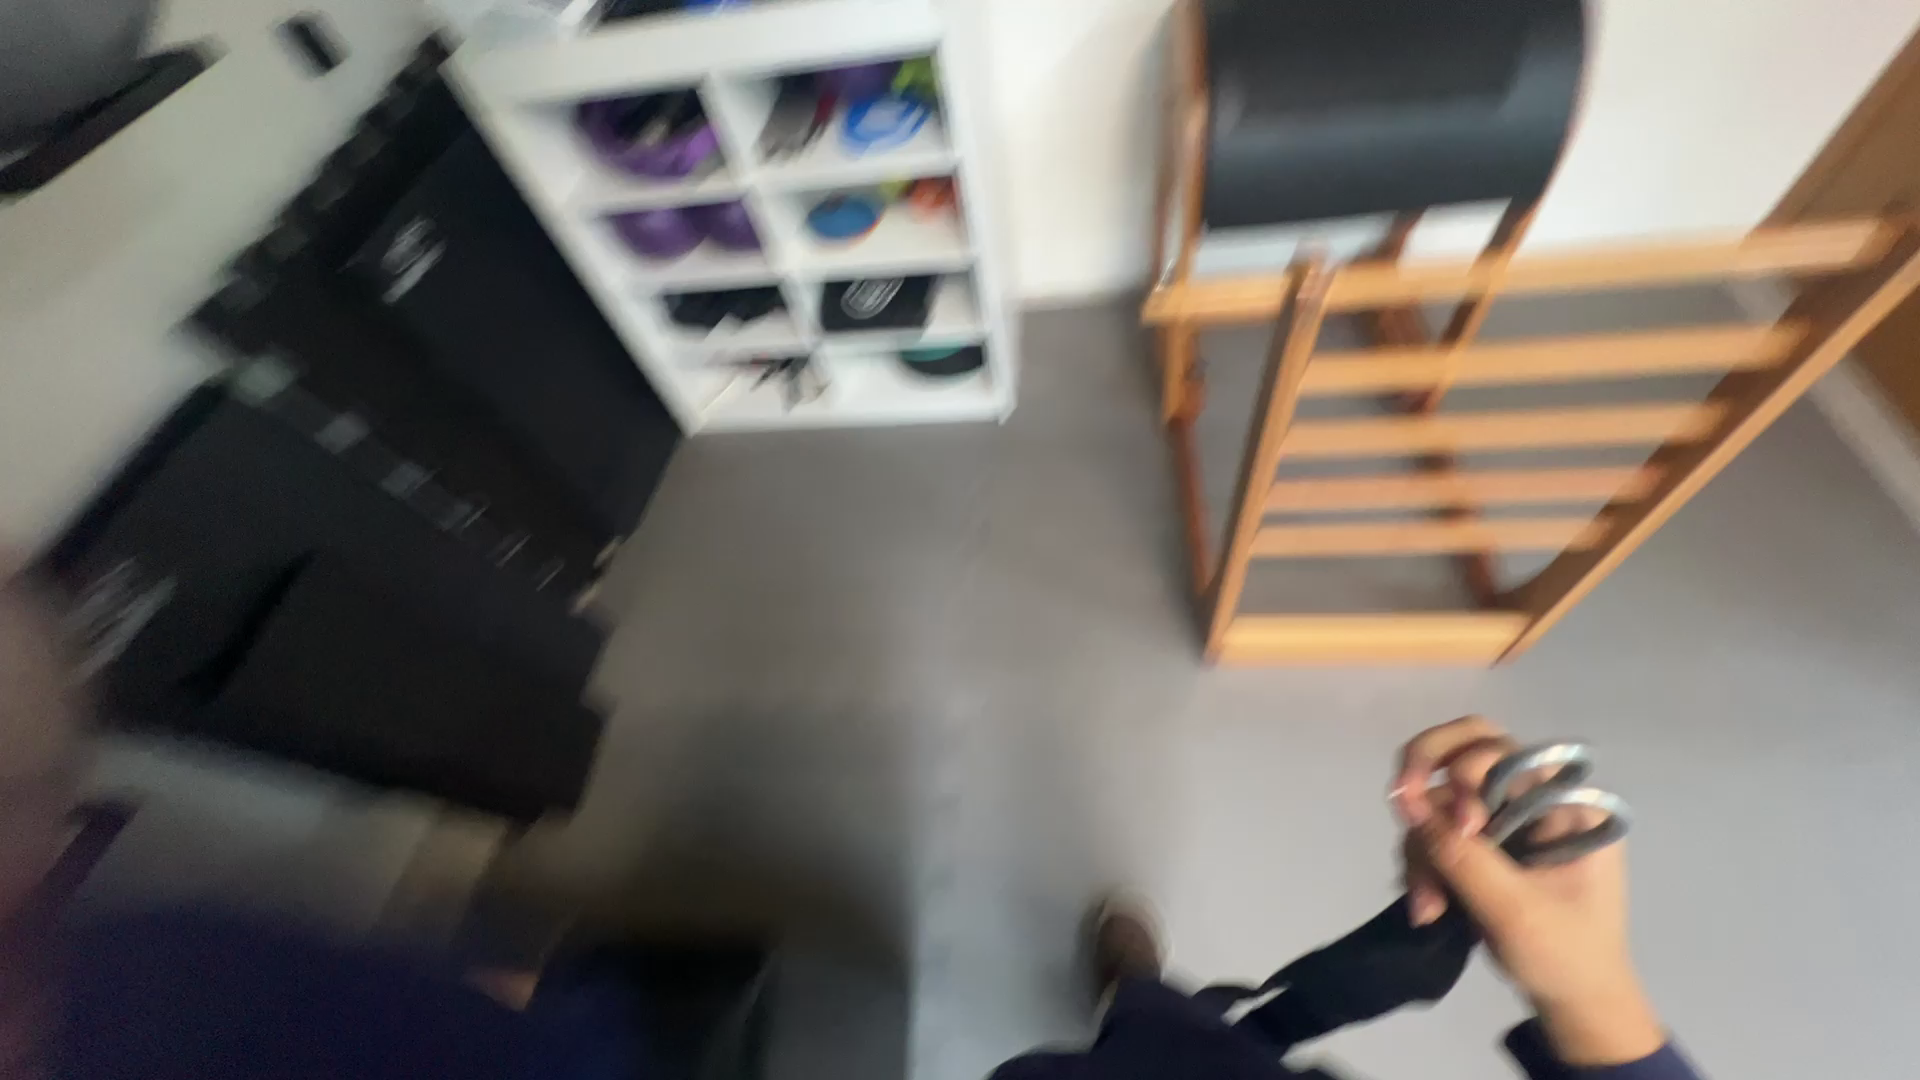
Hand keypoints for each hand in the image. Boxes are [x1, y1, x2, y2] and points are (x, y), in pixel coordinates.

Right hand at [1391, 717, 1665, 1066]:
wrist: (1575, 1004)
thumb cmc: (1566, 955)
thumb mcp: (1513, 908)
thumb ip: (1458, 852)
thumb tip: (1403, 800)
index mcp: (1565, 804)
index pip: (1499, 749)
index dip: (1466, 776)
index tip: (1464, 828)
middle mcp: (1530, 799)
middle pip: (1458, 750)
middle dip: (1421, 772)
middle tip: (1401, 800)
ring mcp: (1499, 818)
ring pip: (1433, 798)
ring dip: (1421, 847)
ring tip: (1428, 902)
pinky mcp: (1474, 841)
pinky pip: (1427, 829)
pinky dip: (1420, 863)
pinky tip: (1428, 905)